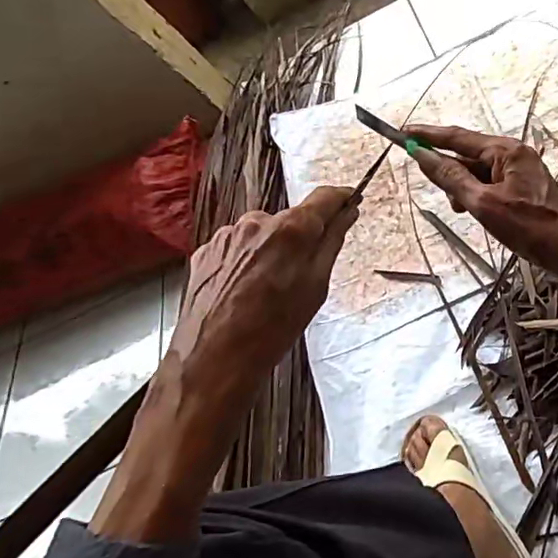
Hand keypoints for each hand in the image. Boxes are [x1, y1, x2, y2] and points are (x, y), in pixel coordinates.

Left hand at [93, 186, 357, 541]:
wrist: (212, 360)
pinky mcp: (206, 252)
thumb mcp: (316, 287)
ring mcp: (227, 236)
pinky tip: (247, 293)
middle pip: (292, 219)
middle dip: (304, 237)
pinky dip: (249, 262)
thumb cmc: (271, 330)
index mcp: (290, 228)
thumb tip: (346, 213)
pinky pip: (239, 249)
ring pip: (263, 234)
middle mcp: (256, 222)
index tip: (351, 201)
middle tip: (307, 274)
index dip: (341, 198)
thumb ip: (332, 242)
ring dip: (273, 251)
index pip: (324, 197)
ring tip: (272, 292)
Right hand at [405, 124, 557, 283]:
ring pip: (478, 172)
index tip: (403, 132)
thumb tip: (422, 157)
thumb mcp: (484, 205)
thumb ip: (451, 178)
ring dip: (463, 188)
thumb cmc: (532, 229)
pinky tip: (476, 213)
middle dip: (448, 171)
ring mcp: (520, 170)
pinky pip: (490, 184)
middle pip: (467, 154)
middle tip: (438, 191)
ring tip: (462, 210)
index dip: (428, 135)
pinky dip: (477, 196)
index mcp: (507, 151)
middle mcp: (514, 154)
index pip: (458, 137)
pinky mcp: (523, 187)